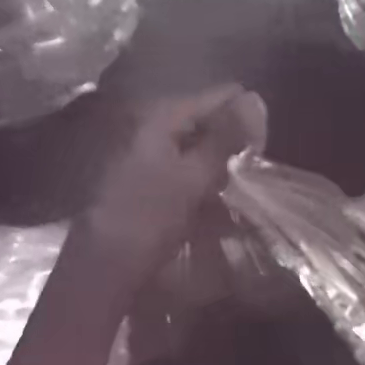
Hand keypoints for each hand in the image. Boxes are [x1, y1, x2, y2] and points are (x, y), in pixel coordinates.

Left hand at [84, 84, 263, 280]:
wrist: (104, 267)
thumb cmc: (149, 218)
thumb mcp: (194, 176)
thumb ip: (226, 137)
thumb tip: (256, 97)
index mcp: (159, 116)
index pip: (218, 98)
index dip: (245, 120)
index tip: (260, 154)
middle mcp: (149, 126)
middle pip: (208, 123)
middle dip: (234, 146)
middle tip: (252, 178)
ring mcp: (146, 154)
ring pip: (200, 151)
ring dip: (223, 170)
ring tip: (240, 196)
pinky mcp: (147, 181)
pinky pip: (189, 173)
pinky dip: (207, 187)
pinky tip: (218, 209)